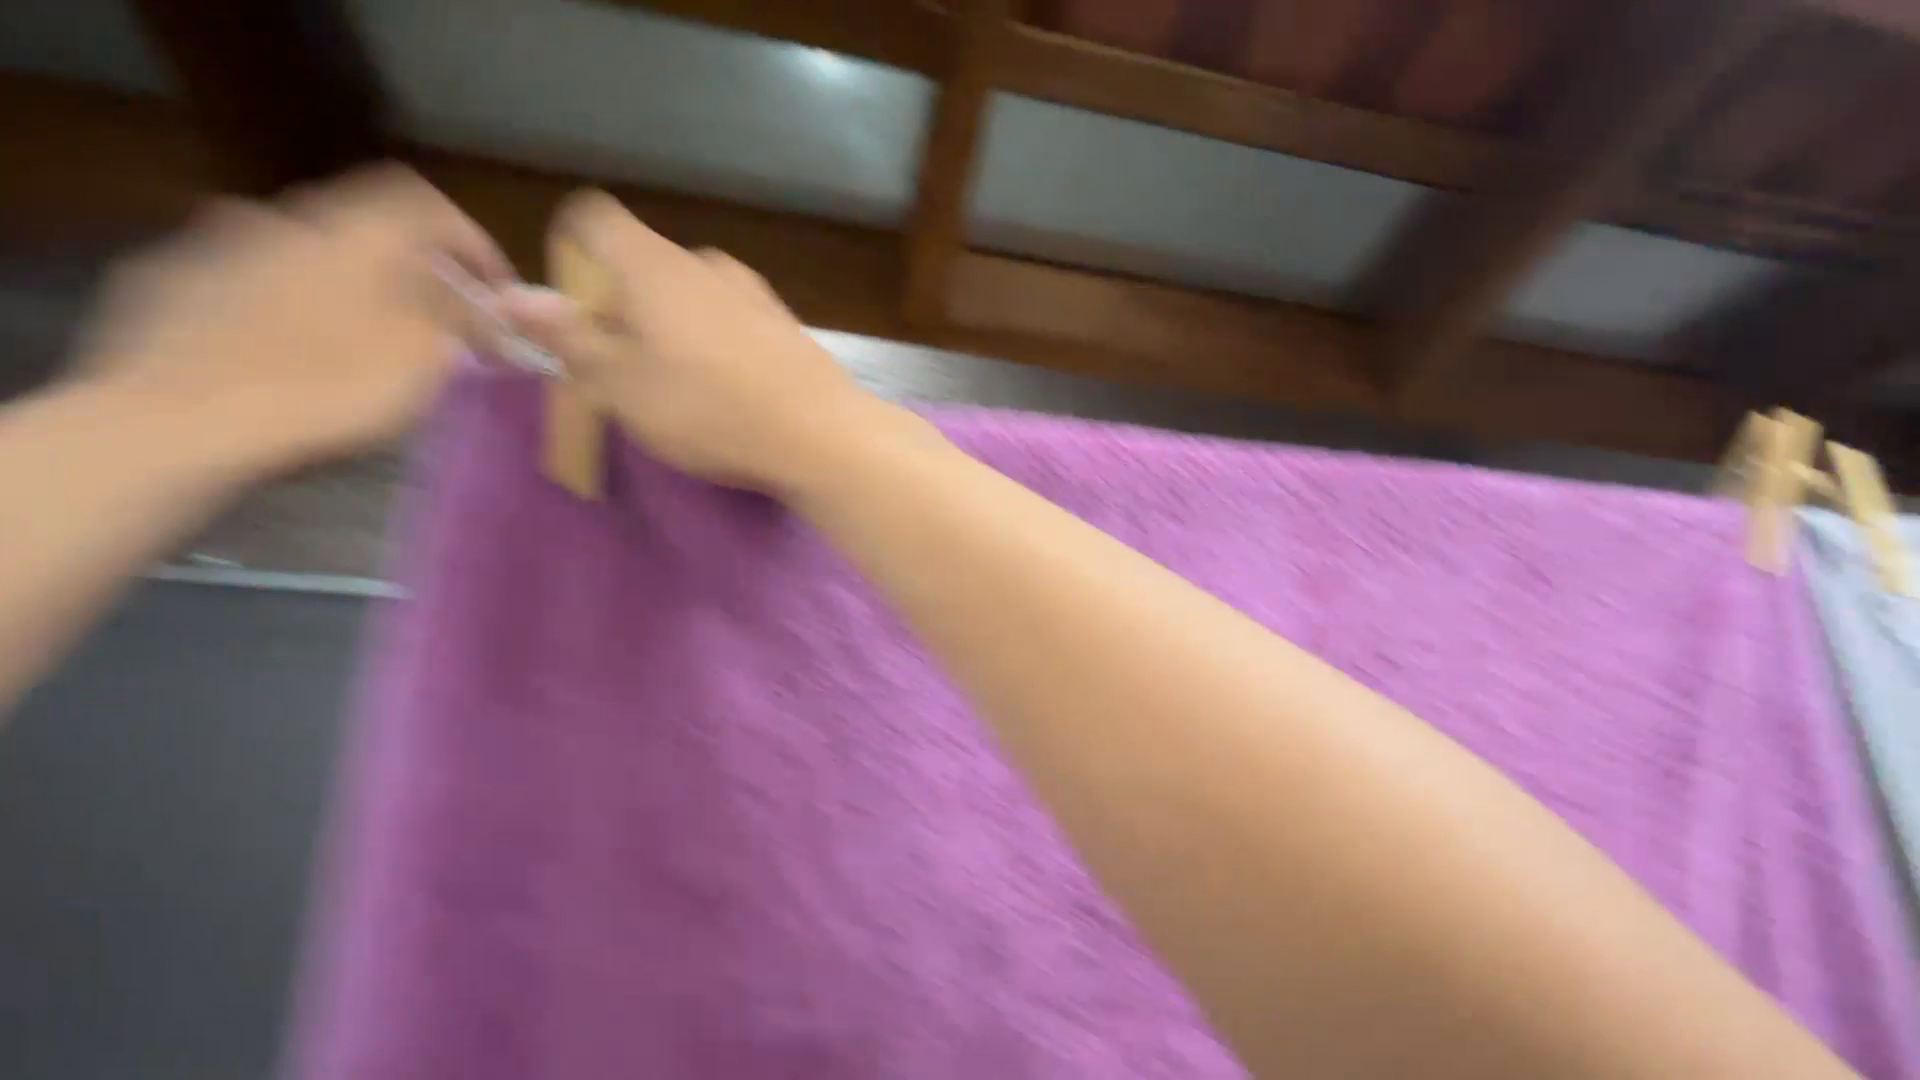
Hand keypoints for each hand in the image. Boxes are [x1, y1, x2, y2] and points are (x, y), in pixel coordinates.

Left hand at [77, 165, 509, 473]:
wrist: (170, 422)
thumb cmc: (322, 388)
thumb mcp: (424, 360)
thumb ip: (474, 322)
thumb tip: (528, 305)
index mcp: (354, 232)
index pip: (429, 206)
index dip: (473, 244)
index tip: (498, 295)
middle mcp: (285, 219)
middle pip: (368, 233)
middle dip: (413, 278)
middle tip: (437, 331)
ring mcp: (217, 246)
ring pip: (308, 258)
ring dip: (348, 291)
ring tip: (362, 350)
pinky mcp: (170, 283)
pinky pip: (252, 284)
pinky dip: (287, 308)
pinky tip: (288, 356)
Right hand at [501, 190, 879, 493]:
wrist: (822, 433)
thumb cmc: (707, 409)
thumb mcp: (621, 384)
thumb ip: (569, 337)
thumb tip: (515, 296)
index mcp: (653, 263)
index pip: (593, 218)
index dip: (570, 252)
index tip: (573, 310)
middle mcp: (703, 262)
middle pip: (639, 265)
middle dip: (617, 309)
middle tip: (617, 370)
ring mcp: (751, 291)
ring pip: (686, 296)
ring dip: (664, 330)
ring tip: (672, 390)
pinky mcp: (783, 323)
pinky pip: (726, 319)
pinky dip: (709, 344)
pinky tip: (722, 392)